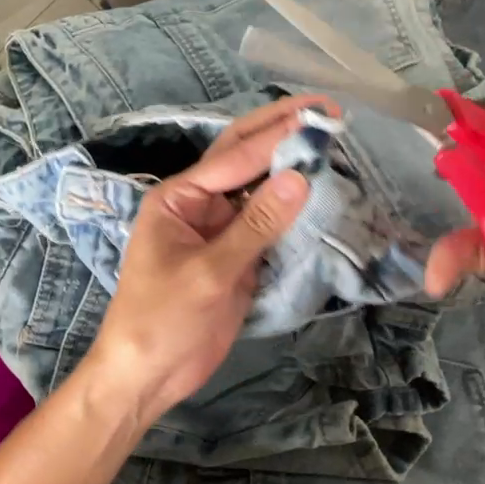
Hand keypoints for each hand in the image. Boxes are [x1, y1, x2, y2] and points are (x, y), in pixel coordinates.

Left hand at [76, 96, 322, 421]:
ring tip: (337, 142)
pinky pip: (269, 226)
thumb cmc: (162, 319)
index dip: (277, 134)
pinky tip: (325, 193)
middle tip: (330, 110)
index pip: (234, 158)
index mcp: (177, 198)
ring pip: (260, 192)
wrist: (147, 373)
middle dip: (281, 134)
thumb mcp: (209, 272)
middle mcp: (199, 206)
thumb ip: (255, 226)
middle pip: (243, 161)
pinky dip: (294, 211)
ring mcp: (219, 232)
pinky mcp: (237, 259)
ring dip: (292, 169)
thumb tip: (300, 177)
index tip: (321, 113)